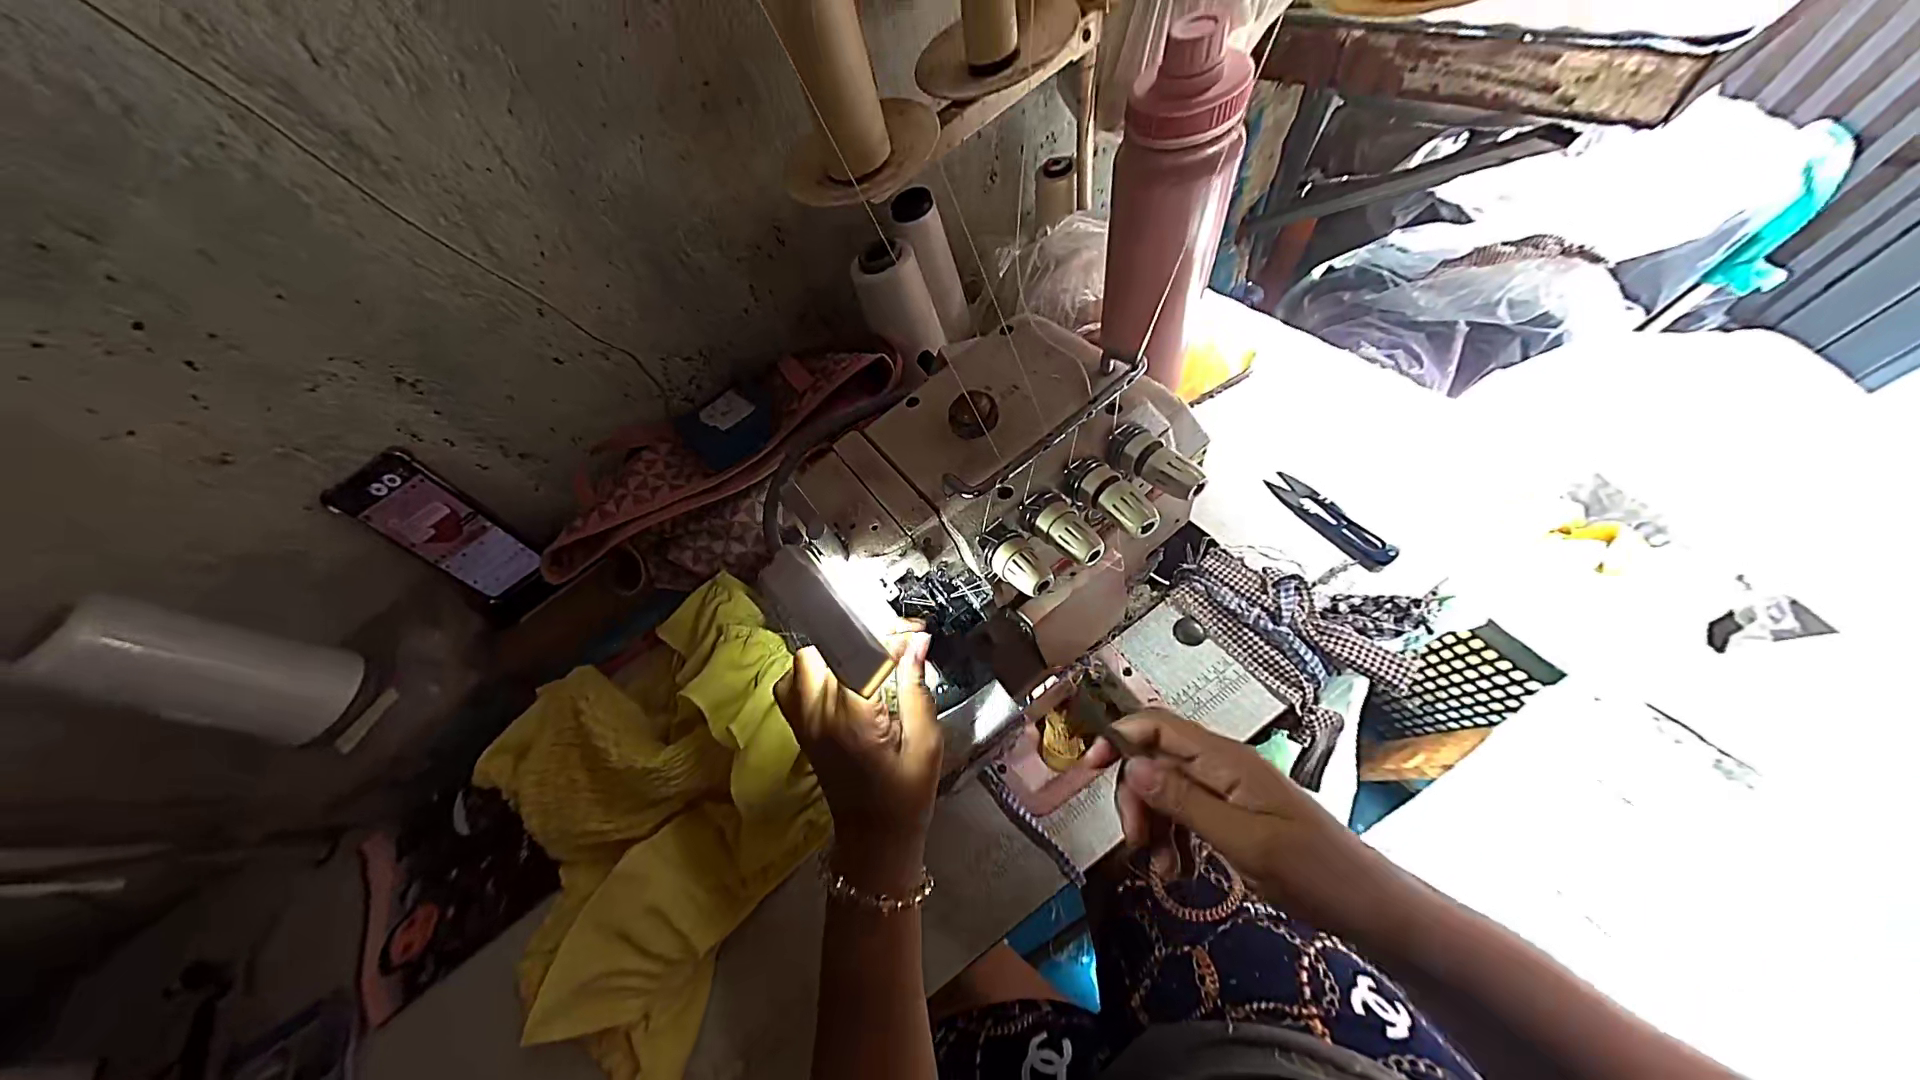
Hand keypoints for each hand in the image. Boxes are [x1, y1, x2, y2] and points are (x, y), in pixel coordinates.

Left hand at [776, 631, 941, 893]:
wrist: (874, 836)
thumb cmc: (904, 795)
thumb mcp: (926, 740)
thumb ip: (916, 686)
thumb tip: (916, 642)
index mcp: (852, 716)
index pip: (862, 650)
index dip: (891, 634)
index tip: (914, 633)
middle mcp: (818, 713)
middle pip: (826, 647)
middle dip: (862, 637)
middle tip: (894, 646)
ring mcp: (802, 719)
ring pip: (806, 659)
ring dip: (838, 652)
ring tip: (870, 662)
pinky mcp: (798, 724)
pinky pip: (795, 680)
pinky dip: (818, 669)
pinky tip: (845, 679)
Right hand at [1083, 709, 1402, 933]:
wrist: (1369, 905)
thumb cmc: (1313, 871)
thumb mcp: (1243, 840)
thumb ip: (1184, 800)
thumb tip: (1131, 764)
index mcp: (1224, 759)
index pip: (1156, 725)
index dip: (1117, 736)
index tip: (1089, 768)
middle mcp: (1220, 763)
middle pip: (1154, 760)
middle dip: (1136, 797)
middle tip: (1135, 844)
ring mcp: (1226, 786)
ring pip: (1165, 788)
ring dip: (1153, 824)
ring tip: (1161, 870)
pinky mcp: (1231, 810)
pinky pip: (1185, 811)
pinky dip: (1172, 837)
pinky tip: (1176, 869)